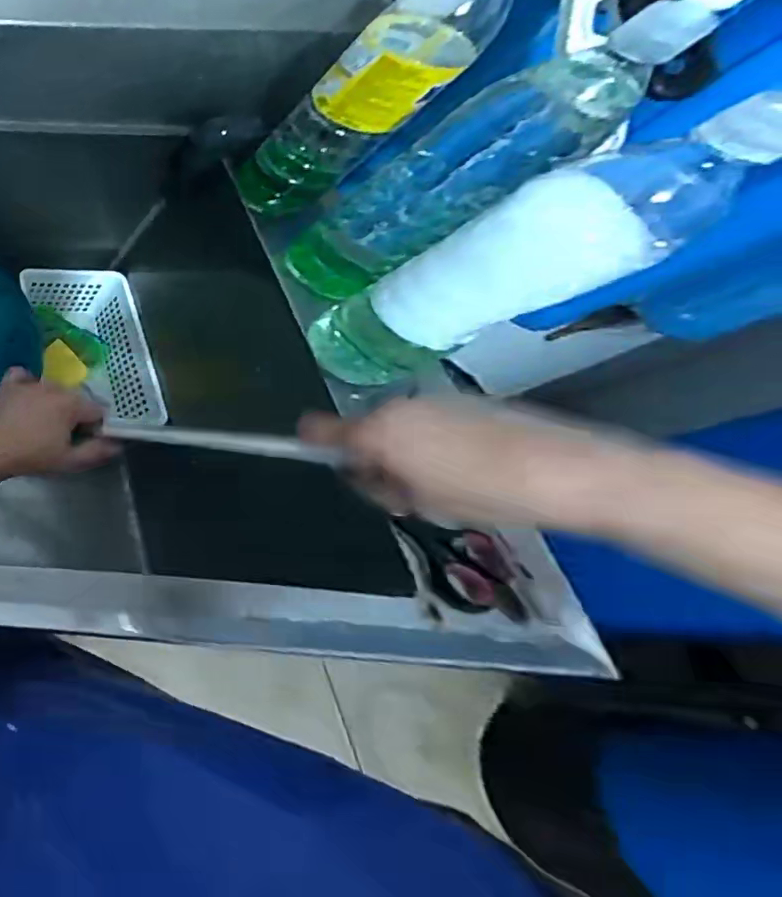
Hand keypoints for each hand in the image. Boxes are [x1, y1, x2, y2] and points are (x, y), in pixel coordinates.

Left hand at [0, 369, 120, 479]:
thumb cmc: (31, 456)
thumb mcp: (69, 460)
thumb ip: (97, 451)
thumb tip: (118, 443)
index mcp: (72, 402)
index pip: (98, 411)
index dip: (94, 427)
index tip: (81, 441)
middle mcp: (53, 386)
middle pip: (75, 398)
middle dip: (74, 414)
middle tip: (60, 436)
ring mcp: (29, 382)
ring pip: (52, 388)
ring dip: (53, 402)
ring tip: (40, 424)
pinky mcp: (9, 384)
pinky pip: (24, 377)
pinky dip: (27, 384)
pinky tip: (25, 398)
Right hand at [299, 398, 658, 530]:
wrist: (583, 475)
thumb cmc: (489, 493)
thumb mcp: (418, 498)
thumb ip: (375, 479)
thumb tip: (360, 466)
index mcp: (379, 428)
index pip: (320, 429)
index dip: (317, 448)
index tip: (334, 467)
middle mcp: (400, 406)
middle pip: (363, 431)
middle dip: (375, 459)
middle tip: (406, 495)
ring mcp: (439, 402)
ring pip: (401, 428)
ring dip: (409, 453)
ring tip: (449, 488)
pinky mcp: (474, 403)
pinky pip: (435, 424)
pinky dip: (440, 444)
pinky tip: (477, 472)